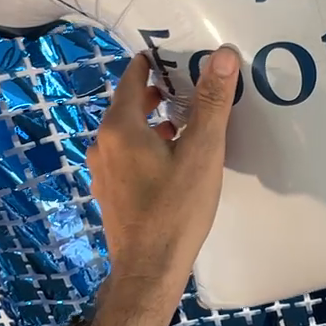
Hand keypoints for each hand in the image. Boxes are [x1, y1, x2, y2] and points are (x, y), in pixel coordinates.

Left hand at [83, 47, 239, 325]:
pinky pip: (129, 156)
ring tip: (189, 122)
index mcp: (120, 127)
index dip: (158, 62)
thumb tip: (222, 54)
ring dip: (156, 121)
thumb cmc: (176, 209)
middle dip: (161, 91)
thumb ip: (211, 102)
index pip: (134, 76)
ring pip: (130, 132)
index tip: (184, 56)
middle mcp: (103, 144)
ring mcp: (103, 171)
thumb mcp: (201, 152)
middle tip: (195, 87)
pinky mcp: (111, 192)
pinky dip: (149, 146)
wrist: (149, 271)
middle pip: (131, 103)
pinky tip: (174, 160)